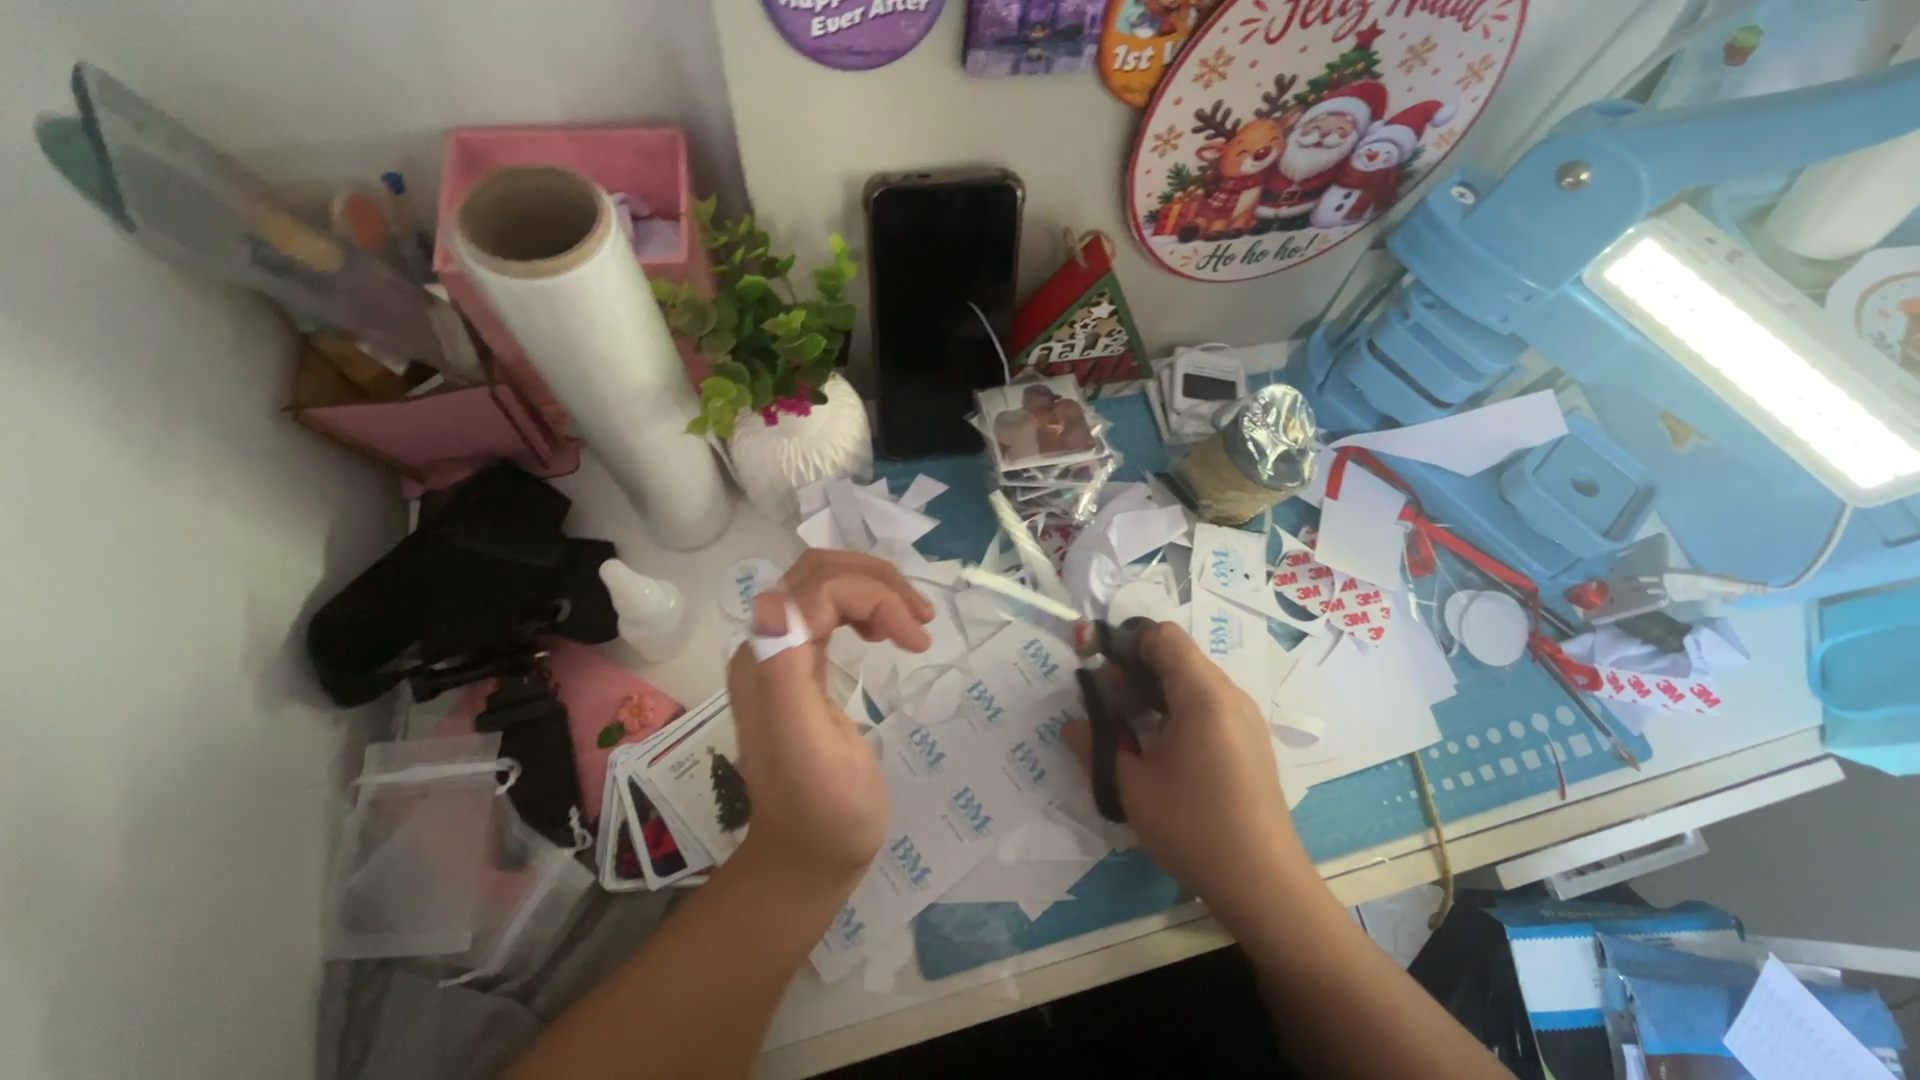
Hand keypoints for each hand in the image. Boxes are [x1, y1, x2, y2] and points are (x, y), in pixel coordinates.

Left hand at [726, 551, 934, 888]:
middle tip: (921, 621)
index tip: (918, 640)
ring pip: (829, 586)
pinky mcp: (803, 669)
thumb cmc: (823, 810)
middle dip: (878, 583)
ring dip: (877, 590)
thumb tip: (772, 599)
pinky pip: (832, 612)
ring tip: (914, 624)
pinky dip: (868, 608)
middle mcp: (768, 646)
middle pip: (820, 574)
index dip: (874, 596)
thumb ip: (785, 670)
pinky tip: (888, 632)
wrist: (811, 857)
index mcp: (765, 658)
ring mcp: (784, 656)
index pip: (820, 587)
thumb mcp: (807, 745)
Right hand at [1062, 621, 1313, 923]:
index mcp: (1203, 694)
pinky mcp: (1250, 745)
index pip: (1162, 637)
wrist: (1263, 883)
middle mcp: (1230, 696)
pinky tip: (1158, 752)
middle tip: (1103, 706)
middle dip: (1134, 672)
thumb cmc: (1194, 826)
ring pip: (1192, 684)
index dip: (1124, 642)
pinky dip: (1177, 713)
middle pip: (1177, 658)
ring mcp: (1245, 721)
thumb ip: (1097, 744)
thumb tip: (1073, 725)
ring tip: (1126, 731)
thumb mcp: (1131, 786)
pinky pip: (1208, 708)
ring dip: (1154, 695)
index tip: (1094, 667)